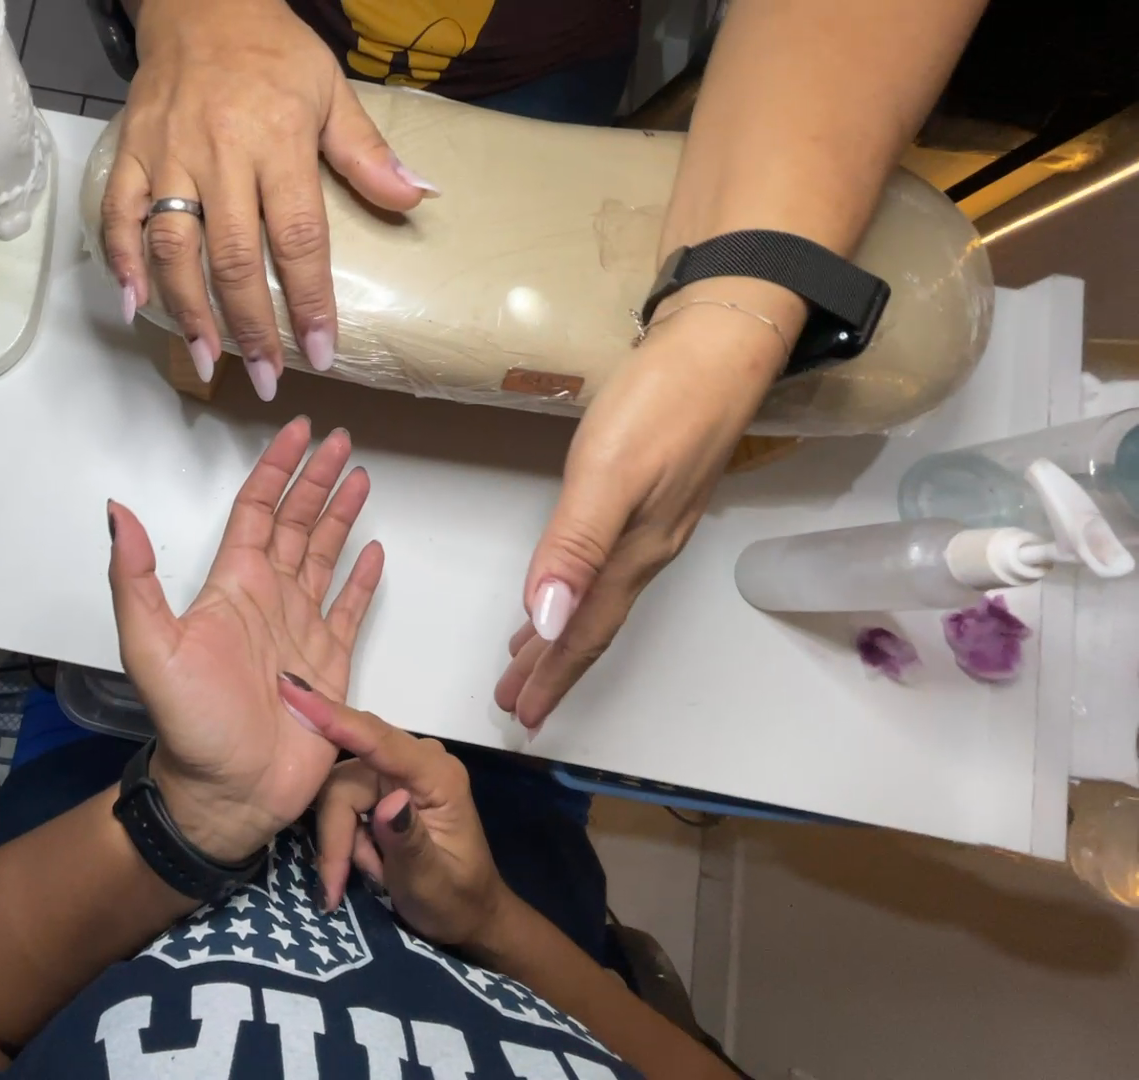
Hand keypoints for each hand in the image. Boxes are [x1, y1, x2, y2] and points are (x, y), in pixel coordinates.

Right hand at [100, 0, 432, 400]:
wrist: (201, 2)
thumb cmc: (271, 53)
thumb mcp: (330, 91)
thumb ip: (367, 153)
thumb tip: (418, 198)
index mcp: (276, 141)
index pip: (299, 236)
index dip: (310, 300)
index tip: (320, 352)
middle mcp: (219, 154)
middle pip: (234, 256)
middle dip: (251, 325)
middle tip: (266, 377)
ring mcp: (168, 155)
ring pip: (173, 245)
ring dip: (188, 309)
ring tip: (204, 359)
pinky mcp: (131, 154)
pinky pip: (120, 213)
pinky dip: (123, 260)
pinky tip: (135, 306)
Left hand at [109, 417, 385, 861]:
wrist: (229, 792)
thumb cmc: (192, 723)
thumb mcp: (150, 647)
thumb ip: (135, 580)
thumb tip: (115, 510)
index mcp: (232, 586)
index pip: (257, 511)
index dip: (276, 469)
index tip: (298, 431)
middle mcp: (269, 598)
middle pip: (297, 523)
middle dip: (316, 480)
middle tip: (340, 440)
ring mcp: (301, 628)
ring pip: (325, 557)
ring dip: (340, 517)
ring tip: (360, 478)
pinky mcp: (330, 662)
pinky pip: (350, 609)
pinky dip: (362, 580)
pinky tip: (374, 553)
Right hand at [284, 676, 517, 947]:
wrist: (467, 914)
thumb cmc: (455, 901)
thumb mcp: (433, 883)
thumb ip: (410, 841)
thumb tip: (388, 802)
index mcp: (435, 775)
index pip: (377, 739)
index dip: (333, 716)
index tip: (292, 689)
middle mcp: (413, 761)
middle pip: (343, 779)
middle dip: (337, 834)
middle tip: (335, 885)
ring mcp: (392, 770)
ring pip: (335, 793)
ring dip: (341, 842)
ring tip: (361, 879)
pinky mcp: (377, 782)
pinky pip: (340, 800)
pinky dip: (344, 837)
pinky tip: (364, 864)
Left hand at [497, 291, 791, 729]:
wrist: (721, 344)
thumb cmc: (659, 403)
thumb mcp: (609, 475)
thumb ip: (575, 547)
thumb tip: (548, 620)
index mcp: (630, 554)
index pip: (583, 634)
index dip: (552, 676)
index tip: (523, 715)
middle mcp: (642, 552)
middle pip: (589, 628)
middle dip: (550, 670)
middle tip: (514, 702)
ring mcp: (648, 528)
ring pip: (594, 603)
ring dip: (560, 639)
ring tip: (526, 664)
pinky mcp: (646, 502)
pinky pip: (602, 573)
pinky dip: (576, 598)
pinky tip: (563, 594)